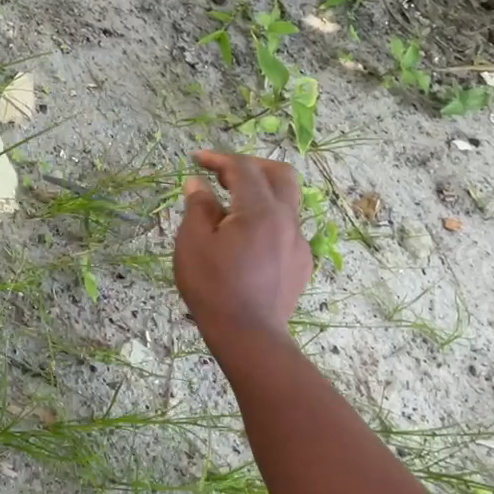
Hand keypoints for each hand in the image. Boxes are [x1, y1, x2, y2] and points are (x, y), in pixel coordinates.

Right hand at [173, 151, 312, 349]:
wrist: (248, 335)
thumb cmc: (212, 285)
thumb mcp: (192, 241)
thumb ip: (198, 206)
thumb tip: (199, 184)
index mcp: (260, 211)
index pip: (243, 169)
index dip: (218, 158)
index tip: (195, 159)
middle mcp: (287, 221)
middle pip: (281, 175)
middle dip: (252, 165)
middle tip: (223, 171)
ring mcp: (299, 243)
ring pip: (287, 202)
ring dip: (261, 192)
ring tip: (230, 203)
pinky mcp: (301, 263)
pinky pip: (286, 227)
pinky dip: (266, 218)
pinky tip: (244, 236)